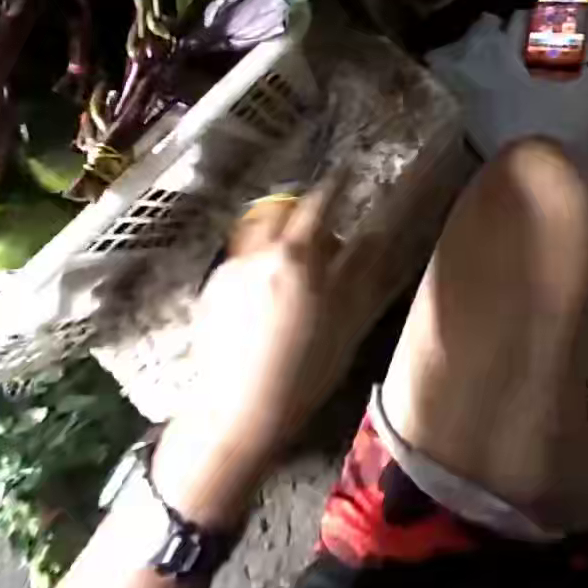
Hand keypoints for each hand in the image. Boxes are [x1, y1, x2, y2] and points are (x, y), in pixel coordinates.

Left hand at [151, 178, 373, 525]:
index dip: (335, 184)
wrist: (235, 415)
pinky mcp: (211, 290)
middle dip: (303, 210)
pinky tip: (266, 301)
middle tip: (321, 232)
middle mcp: (260, 252)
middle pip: (284, 210)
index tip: (345, 172)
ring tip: (293, 266)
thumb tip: (376, 235)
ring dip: (279, 235)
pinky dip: (259, 264)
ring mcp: (231, 269)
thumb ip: (362, 272)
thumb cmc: (302, 373)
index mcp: (297, 256)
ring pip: (260, 234)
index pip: (319, 202)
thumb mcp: (346, 323)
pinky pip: (241, 260)